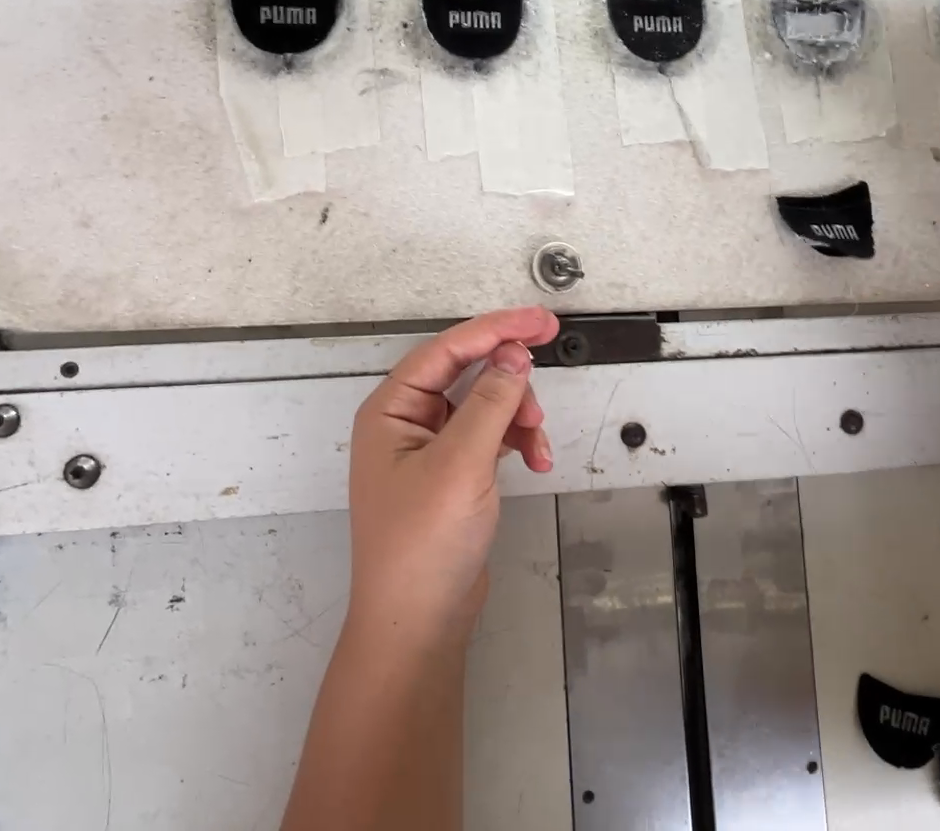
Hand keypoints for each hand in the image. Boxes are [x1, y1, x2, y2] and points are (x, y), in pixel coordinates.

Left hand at [346, 306, 561, 640]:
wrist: (418, 621)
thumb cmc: (422, 544)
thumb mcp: (460, 465)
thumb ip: (489, 403)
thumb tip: (513, 354)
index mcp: (391, 409)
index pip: (446, 350)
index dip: (495, 328)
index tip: (539, 319)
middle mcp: (406, 422)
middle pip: (465, 371)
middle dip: (509, 373)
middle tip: (548, 352)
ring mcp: (429, 449)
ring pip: (483, 404)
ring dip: (517, 413)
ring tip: (538, 441)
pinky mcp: (452, 474)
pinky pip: (489, 437)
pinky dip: (514, 441)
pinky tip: (533, 460)